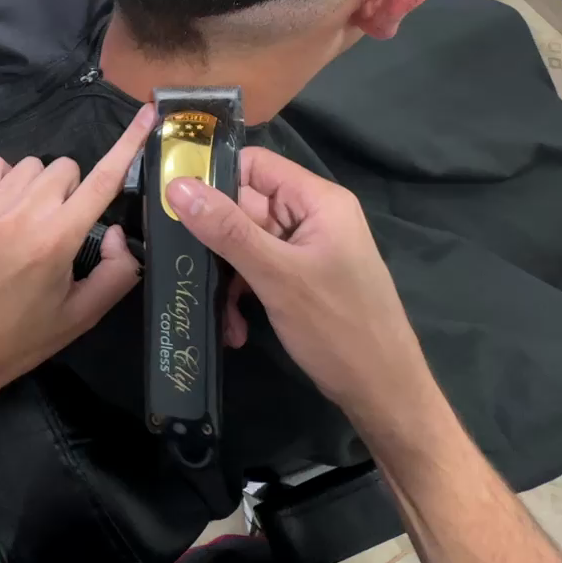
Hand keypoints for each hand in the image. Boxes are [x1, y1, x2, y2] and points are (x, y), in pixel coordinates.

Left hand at [0, 105, 152, 406]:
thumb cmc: (23, 336)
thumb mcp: (81, 317)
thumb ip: (117, 273)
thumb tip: (120, 233)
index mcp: (59, 238)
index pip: (104, 179)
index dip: (129, 143)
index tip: (148, 113)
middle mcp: (26, 211)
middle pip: (68, 167)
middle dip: (74, 192)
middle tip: (63, 229)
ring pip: (34, 165)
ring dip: (41, 186)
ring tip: (32, 223)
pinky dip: (9, 179)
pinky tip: (6, 209)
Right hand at [166, 149, 431, 422]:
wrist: (385, 398)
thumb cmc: (339, 329)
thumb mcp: (276, 276)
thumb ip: (226, 229)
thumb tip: (177, 186)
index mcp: (317, 200)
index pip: (254, 164)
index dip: (214, 178)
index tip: (176, 204)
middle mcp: (310, 216)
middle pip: (243, 206)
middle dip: (216, 241)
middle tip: (186, 265)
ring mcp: (304, 248)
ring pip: (243, 242)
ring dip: (226, 276)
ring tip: (220, 312)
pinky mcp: (298, 277)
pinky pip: (255, 268)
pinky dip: (241, 293)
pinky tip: (236, 327)